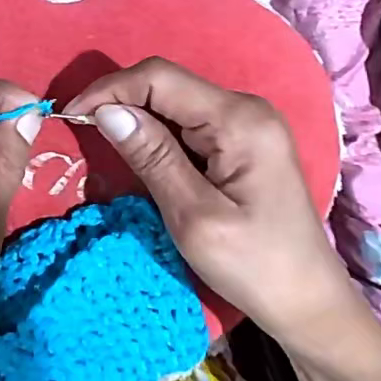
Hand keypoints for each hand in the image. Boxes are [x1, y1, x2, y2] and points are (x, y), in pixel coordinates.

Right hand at [67, 57, 364, 347]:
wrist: (308, 303)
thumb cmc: (254, 267)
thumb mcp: (194, 216)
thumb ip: (152, 156)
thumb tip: (106, 111)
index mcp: (239, 120)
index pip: (160, 78)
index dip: (110, 88)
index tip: (72, 116)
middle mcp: (245, 108)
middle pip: (167, 84)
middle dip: (119, 100)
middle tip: (80, 131)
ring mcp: (247, 123)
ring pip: (174, 102)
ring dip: (135, 116)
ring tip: (101, 143)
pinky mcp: (242, 141)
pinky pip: (188, 123)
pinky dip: (156, 133)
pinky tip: (138, 153)